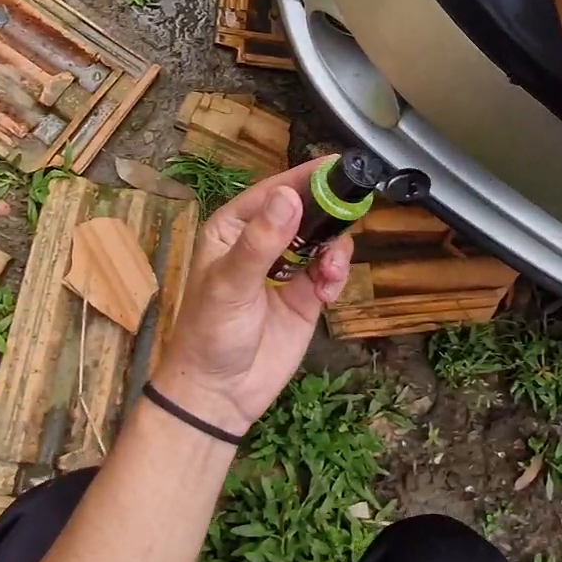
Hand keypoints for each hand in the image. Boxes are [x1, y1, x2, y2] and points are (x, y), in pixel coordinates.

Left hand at [150, 158, 354, 435]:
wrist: (220, 394)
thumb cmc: (210, 332)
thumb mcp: (231, 283)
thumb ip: (261, 242)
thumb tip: (289, 196)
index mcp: (234, 227)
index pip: (274, 191)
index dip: (305, 178)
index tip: (338, 166)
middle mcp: (263, 241)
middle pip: (305, 211)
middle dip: (328, 211)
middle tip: (351, 210)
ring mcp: (287, 268)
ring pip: (324, 239)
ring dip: (335, 247)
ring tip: (328, 271)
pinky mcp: (307, 295)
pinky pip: (331, 271)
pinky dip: (336, 274)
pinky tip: (328, 290)